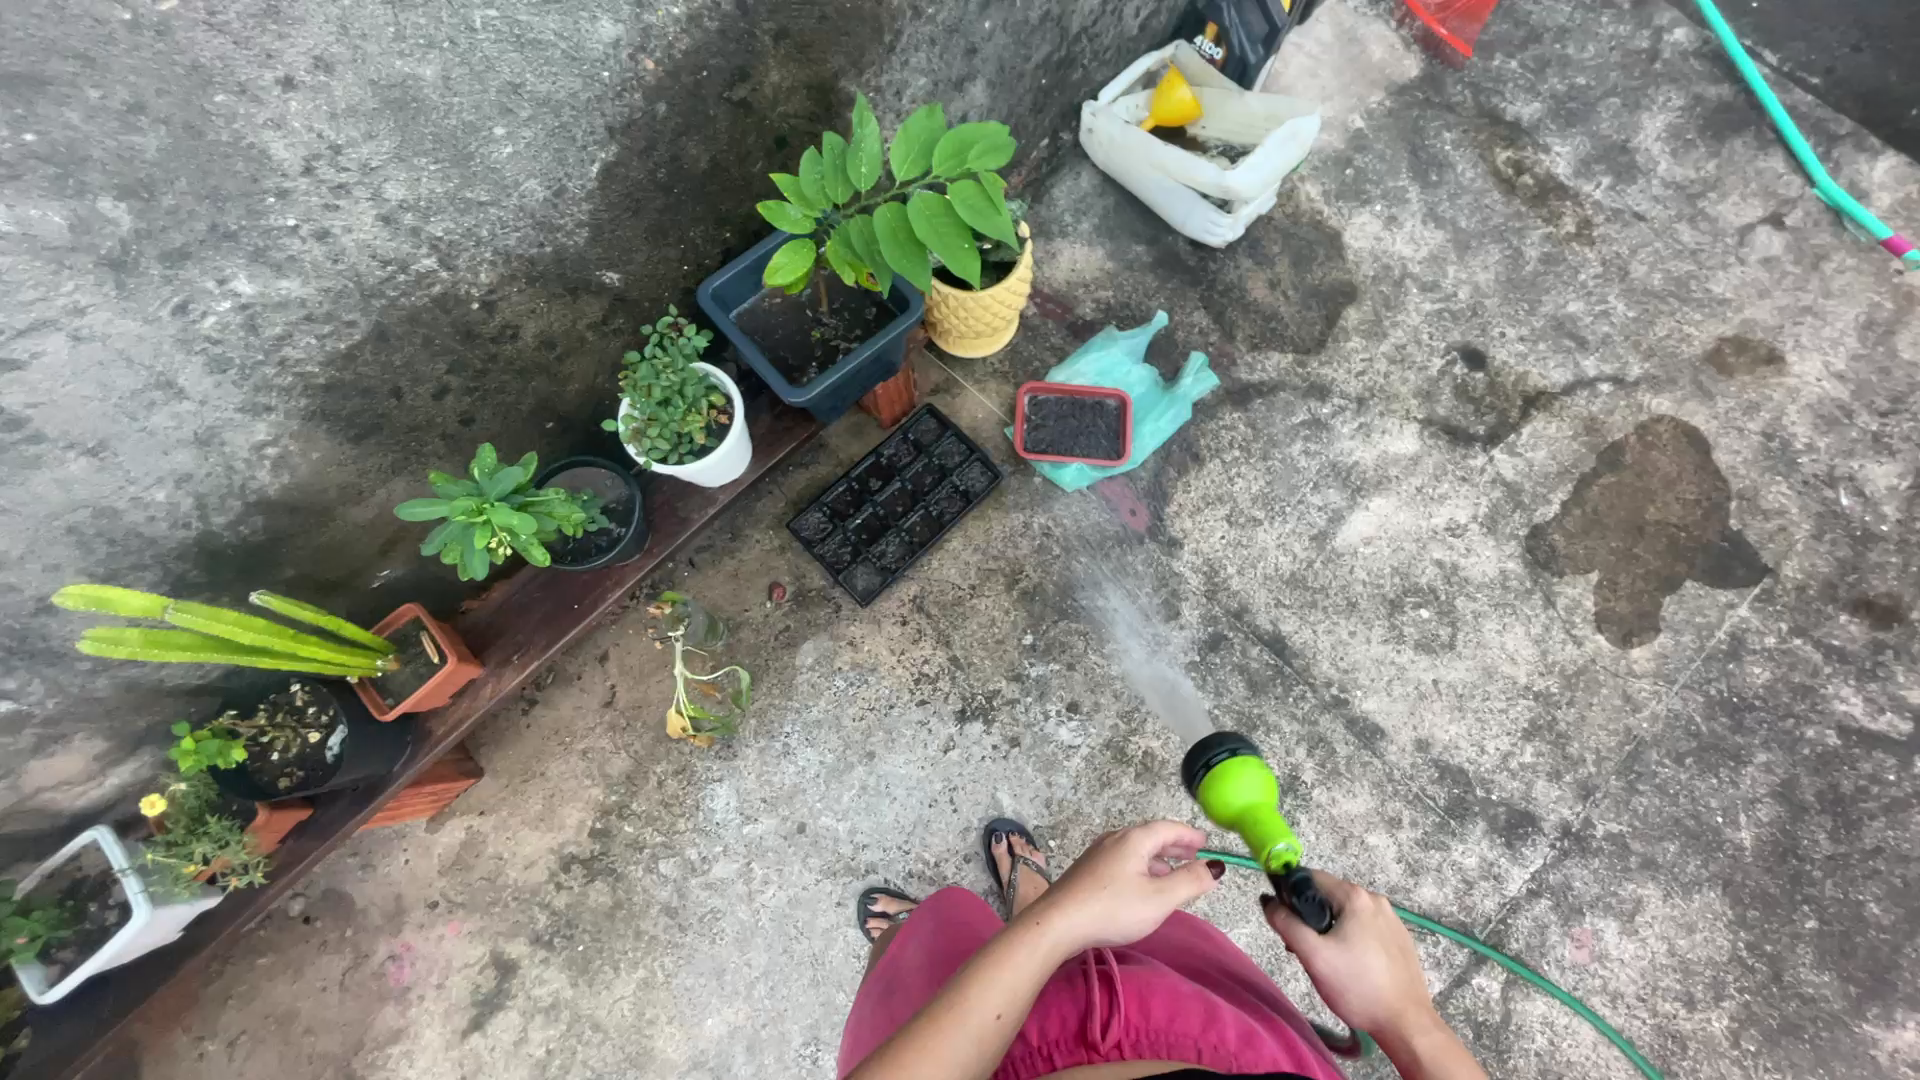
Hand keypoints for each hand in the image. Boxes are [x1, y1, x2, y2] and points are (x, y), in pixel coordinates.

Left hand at [1023, 821, 1223, 952]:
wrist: (1059, 921)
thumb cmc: (1113, 908)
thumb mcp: (1159, 898)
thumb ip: (1190, 881)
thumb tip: (1214, 866)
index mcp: (1134, 839)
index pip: (1167, 828)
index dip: (1188, 834)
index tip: (1205, 842)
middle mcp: (1115, 838)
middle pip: (1150, 835)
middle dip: (1174, 845)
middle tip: (1194, 855)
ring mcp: (1099, 853)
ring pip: (1136, 849)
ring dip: (1158, 858)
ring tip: (1173, 873)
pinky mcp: (1089, 869)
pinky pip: (1123, 860)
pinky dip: (1142, 866)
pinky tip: (1143, 886)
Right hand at [1263, 870, 1437, 1038]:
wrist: (1408, 1026)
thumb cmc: (1358, 987)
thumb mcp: (1312, 955)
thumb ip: (1285, 923)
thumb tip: (1267, 901)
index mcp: (1355, 896)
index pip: (1309, 878)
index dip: (1290, 896)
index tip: (1287, 922)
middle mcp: (1375, 900)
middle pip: (1328, 896)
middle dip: (1310, 917)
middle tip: (1306, 949)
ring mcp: (1392, 919)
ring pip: (1346, 913)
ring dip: (1330, 929)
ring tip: (1328, 961)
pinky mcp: (1401, 939)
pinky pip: (1365, 927)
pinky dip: (1352, 939)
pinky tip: (1352, 966)